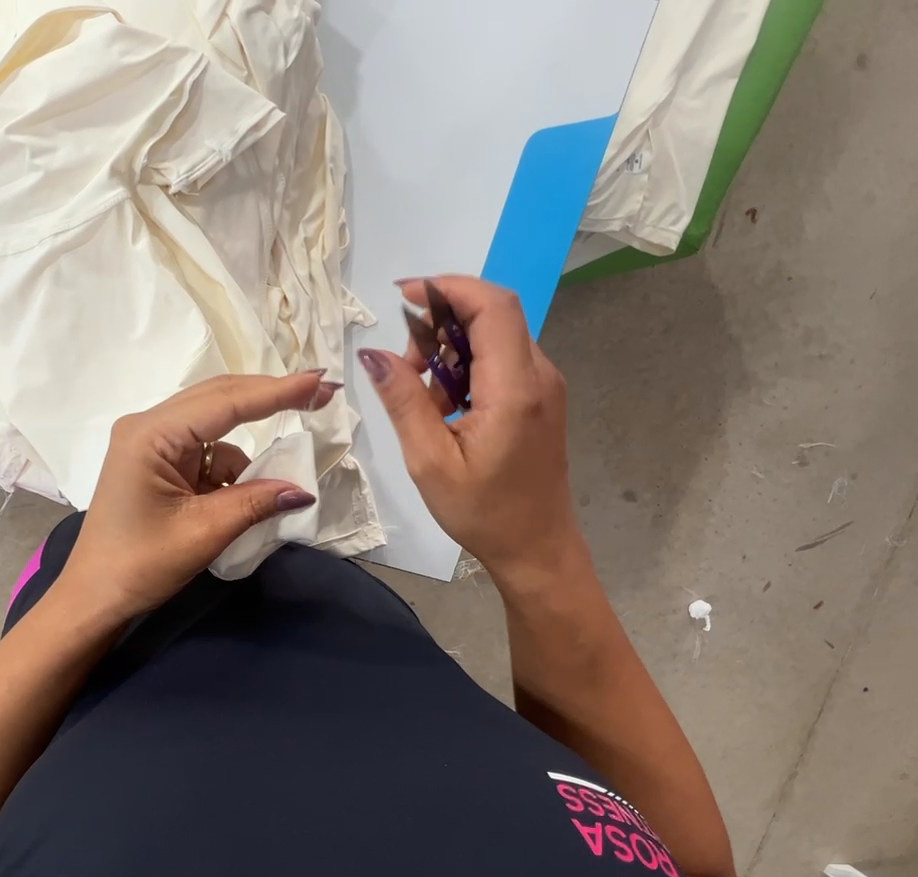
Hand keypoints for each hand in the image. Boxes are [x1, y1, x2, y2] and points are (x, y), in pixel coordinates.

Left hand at [53, 372, 338, 622]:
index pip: (225, 402)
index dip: (277, 392)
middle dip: (269, 401)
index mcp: (151, 435)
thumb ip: (255, 503)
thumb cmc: (140, 565)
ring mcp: (149, 443)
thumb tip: (302, 489)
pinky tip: (235, 498)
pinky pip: (204, 451)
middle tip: (321, 396)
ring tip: (268, 486)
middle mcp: (147, 427)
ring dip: (246, 454)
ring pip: (214, 428)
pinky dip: (229, 469)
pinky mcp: (155, 462)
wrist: (95, 596)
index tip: (320, 381)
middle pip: (219, 400)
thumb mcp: (204, 534)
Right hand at [357, 276, 585, 596]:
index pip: (491, 305)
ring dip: (449, 351)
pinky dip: (465, 369)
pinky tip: (445, 408)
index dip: (447, 287)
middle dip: (440, 325)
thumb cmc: (483, 512)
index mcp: (514, 387)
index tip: (404, 296)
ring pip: (494, 338)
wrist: (537, 548)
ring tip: (422, 399)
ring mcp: (544, 386)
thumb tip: (374, 353)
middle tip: (405, 369)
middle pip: (492, 315)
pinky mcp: (539, 399)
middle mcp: (538, 375)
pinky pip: (500, 361)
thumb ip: (403, 401)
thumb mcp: (430, 461)